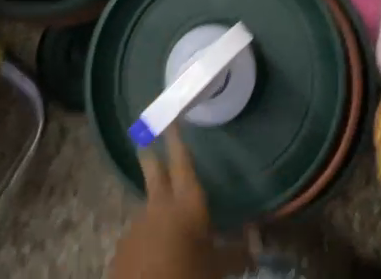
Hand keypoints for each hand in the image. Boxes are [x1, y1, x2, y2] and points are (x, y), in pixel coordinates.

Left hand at [108, 133, 252, 278]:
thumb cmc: (189, 272)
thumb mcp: (218, 266)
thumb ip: (237, 252)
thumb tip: (256, 245)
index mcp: (186, 202)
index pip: (182, 161)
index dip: (177, 139)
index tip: (171, 117)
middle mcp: (159, 205)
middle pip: (153, 170)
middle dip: (151, 153)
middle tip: (145, 136)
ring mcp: (137, 224)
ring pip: (148, 204)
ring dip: (155, 203)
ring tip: (166, 213)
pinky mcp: (123, 245)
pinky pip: (140, 232)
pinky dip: (149, 233)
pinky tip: (157, 246)